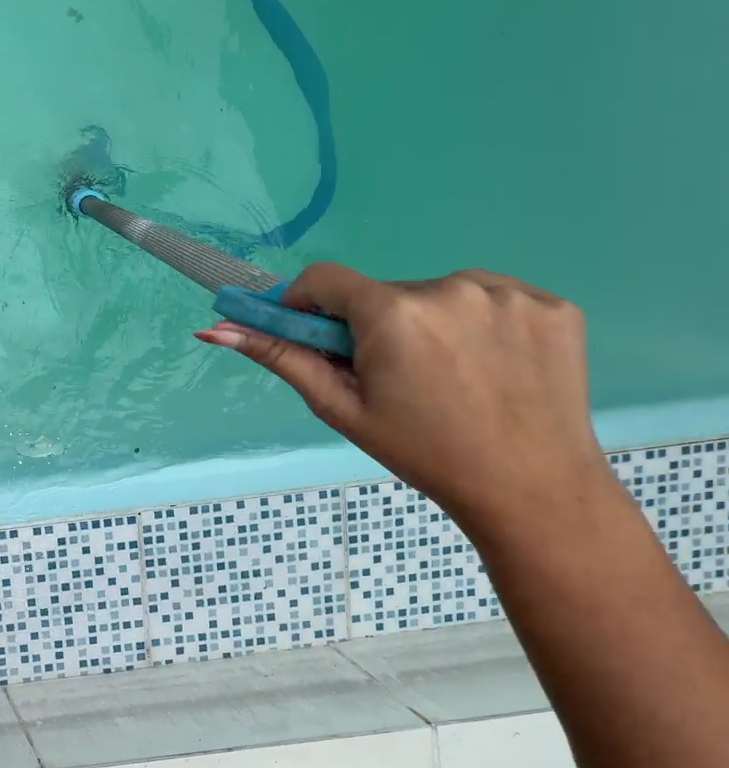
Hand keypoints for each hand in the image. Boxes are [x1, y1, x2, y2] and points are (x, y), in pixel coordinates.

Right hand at [196, 264, 612, 526]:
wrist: (533, 488)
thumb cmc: (422, 451)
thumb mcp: (340, 406)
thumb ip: (280, 357)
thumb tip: (213, 329)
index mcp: (394, 314)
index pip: (323, 279)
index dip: (308, 304)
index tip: (317, 337)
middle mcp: (450, 289)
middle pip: (381, 292)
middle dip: (373, 324)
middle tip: (391, 375)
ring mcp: (509, 294)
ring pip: (434, 293)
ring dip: (425, 321)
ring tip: (445, 372)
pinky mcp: (554, 304)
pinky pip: (490, 297)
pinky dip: (478, 322)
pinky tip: (489, 363)